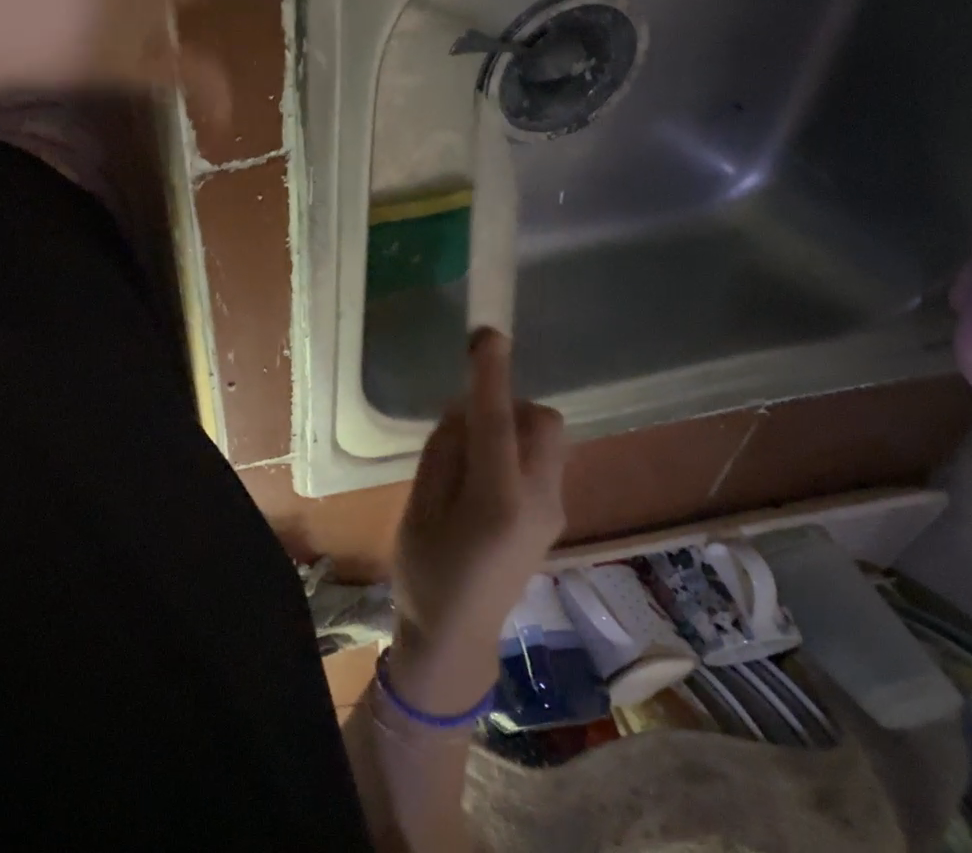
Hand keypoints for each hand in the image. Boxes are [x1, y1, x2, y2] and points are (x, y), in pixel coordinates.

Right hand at [384, 330, 566, 712]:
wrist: (457, 636)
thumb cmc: (425, 574)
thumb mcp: (418, 511)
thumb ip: (442, 456)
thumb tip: (460, 411)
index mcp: (498, 500)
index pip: (499, 422)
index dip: (491, 375)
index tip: (486, 335)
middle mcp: (540, 499)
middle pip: (542, 422)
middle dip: (509, 403)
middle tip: (463, 422)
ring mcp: (553, 509)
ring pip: (547, 440)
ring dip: (513, 427)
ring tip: (466, 455)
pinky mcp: (553, 517)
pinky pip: (543, 462)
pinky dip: (516, 449)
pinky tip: (479, 478)